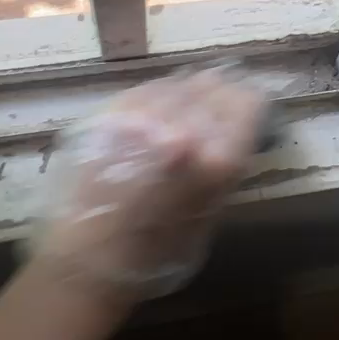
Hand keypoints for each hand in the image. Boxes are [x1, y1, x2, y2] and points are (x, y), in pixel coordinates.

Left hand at [27, 66, 267, 297]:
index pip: (248, 100)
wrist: (90, 259)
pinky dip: (159, 99)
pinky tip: (154, 122)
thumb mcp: (213, 208)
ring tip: (179, 120)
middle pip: (216, 83)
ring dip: (187, 97)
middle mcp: (182, 128)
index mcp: (216, 159)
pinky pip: (150, 88)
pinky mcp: (114, 111)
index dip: (248, 108)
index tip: (243, 117)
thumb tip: (239, 123)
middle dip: (218, 100)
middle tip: (211, 120)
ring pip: (182, 81)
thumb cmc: (160, 248)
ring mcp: (145, 115)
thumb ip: (228, 158)